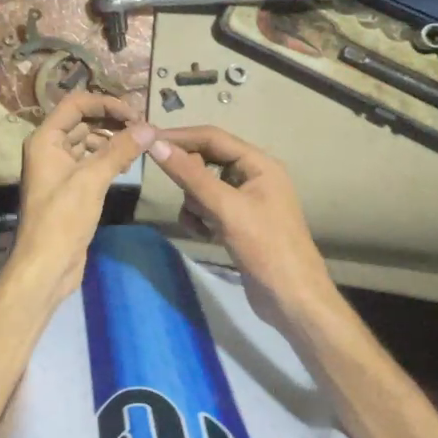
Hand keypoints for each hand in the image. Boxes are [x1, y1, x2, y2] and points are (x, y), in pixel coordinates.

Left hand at [10, 92, 155, 303]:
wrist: (47, 263)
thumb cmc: (63, 218)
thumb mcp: (92, 180)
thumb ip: (119, 150)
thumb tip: (148, 127)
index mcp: (44, 139)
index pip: (75, 104)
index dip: (105, 103)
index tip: (136, 114)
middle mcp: (48, 148)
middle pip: (82, 120)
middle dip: (112, 120)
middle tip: (145, 129)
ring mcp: (57, 167)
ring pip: (87, 141)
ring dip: (112, 139)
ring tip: (141, 145)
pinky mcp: (69, 185)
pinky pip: (89, 160)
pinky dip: (108, 157)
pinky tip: (129, 162)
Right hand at [147, 126, 337, 330]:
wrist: (292, 301)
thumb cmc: (265, 248)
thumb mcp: (224, 207)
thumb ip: (189, 174)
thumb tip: (154, 143)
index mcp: (259, 165)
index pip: (212, 137)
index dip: (179, 136)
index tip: (146, 139)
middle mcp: (253, 177)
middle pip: (206, 160)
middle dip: (188, 176)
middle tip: (173, 188)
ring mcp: (245, 200)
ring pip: (202, 185)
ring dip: (193, 202)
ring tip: (201, 222)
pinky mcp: (236, 222)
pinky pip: (205, 207)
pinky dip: (198, 217)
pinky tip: (203, 234)